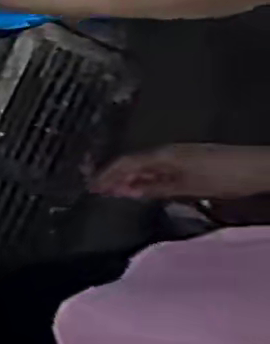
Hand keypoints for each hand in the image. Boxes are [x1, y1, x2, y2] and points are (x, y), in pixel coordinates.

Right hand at [91, 144, 269, 200]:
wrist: (268, 167)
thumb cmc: (227, 177)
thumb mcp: (189, 187)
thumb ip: (155, 189)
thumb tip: (125, 191)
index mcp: (159, 156)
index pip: (122, 164)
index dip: (104, 176)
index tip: (91, 188)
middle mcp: (165, 151)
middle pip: (131, 163)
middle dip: (115, 177)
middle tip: (103, 191)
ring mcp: (179, 153)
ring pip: (145, 165)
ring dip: (132, 178)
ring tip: (123, 191)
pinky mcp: (191, 158)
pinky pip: (159, 166)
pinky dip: (148, 176)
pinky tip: (149, 185)